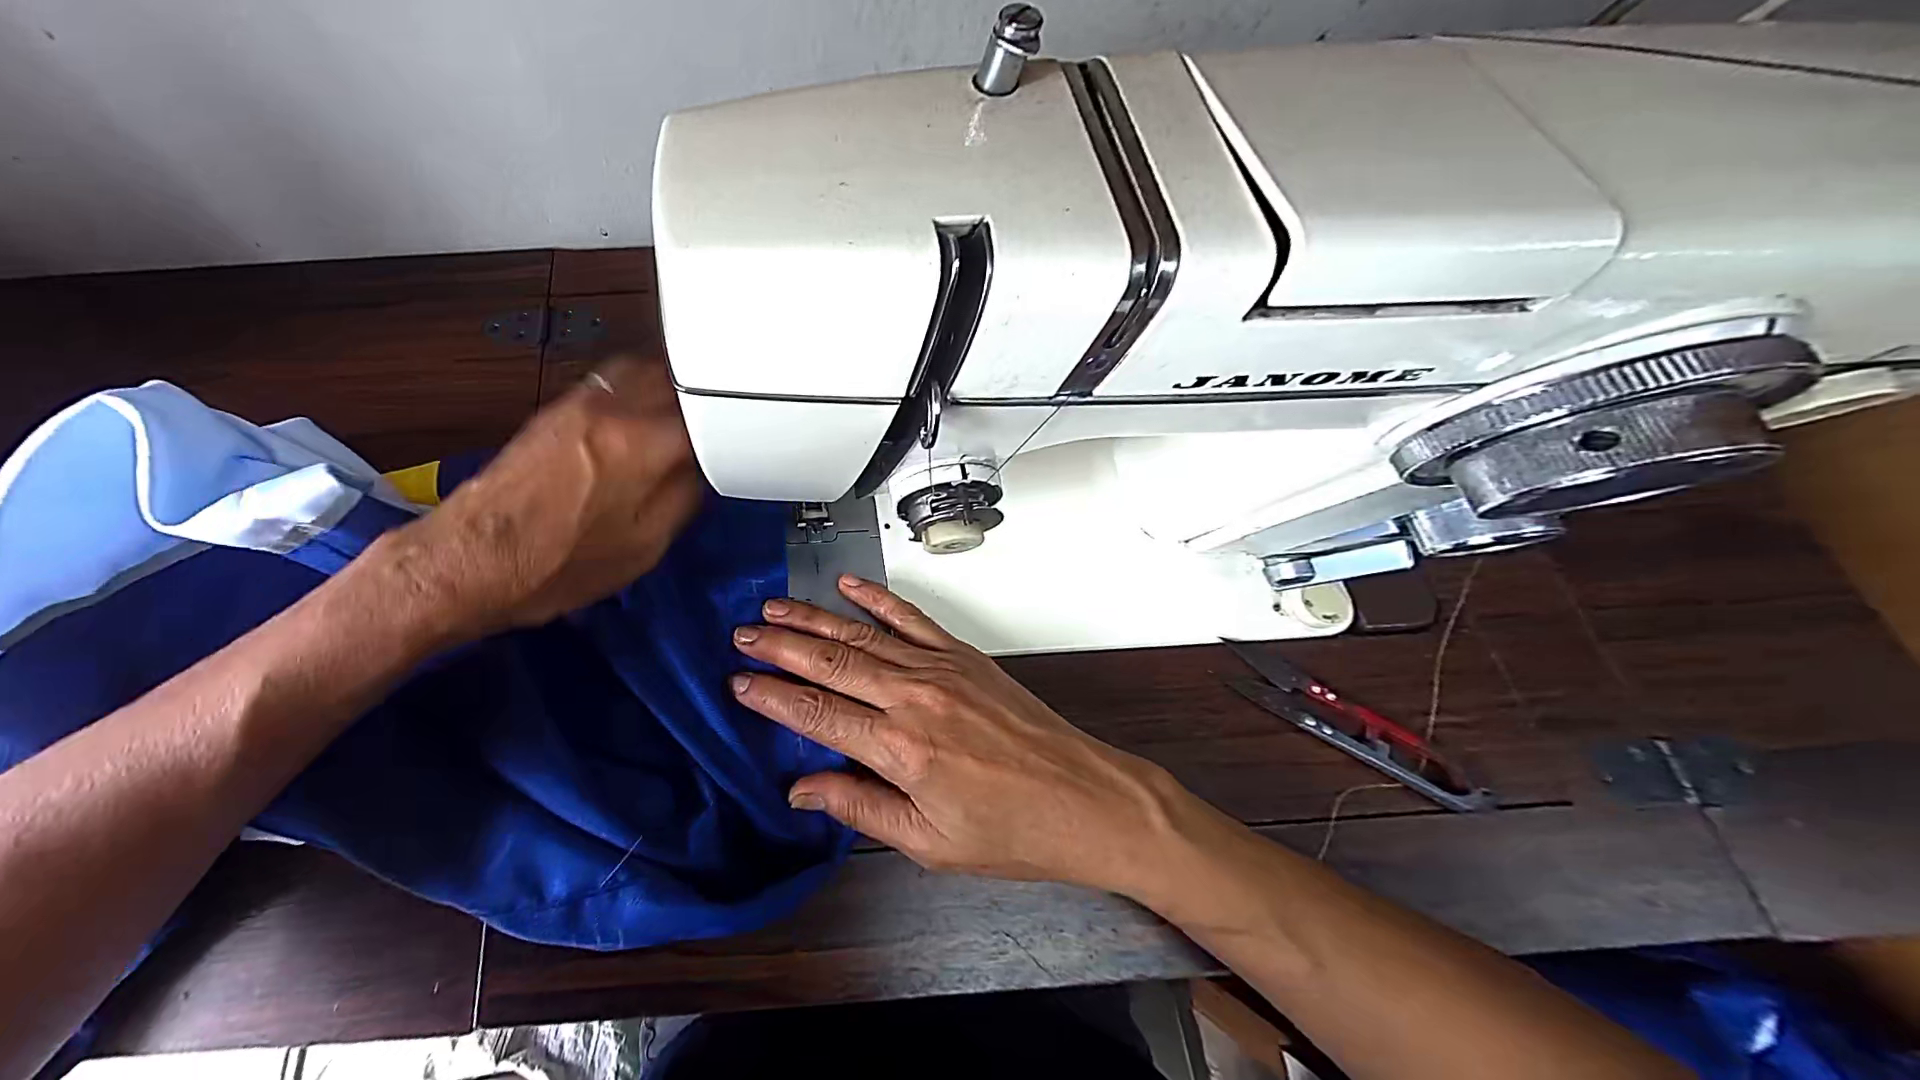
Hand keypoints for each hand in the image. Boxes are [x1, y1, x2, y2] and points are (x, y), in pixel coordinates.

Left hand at [372, 357, 702, 636]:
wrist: (470, 563)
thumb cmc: (557, 566)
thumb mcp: (647, 545)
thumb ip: (686, 496)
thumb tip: (704, 470)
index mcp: (642, 445)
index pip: (709, 413)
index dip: (734, 425)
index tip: (744, 439)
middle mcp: (610, 411)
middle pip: (677, 376)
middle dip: (706, 395)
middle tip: (724, 417)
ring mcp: (579, 404)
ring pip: (644, 368)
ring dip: (673, 386)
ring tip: (691, 413)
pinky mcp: (556, 411)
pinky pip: (614, 381)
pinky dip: (641, 388)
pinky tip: (649, 414)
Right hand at [729, 576, 1203, 898]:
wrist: (1082, 798)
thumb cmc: (1014, 829)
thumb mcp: (928, 842)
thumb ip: (859, 808)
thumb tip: (804, 791)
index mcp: (901, 750)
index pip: (816, 713)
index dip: (772, 697)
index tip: (740, 683)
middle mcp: (916, 699)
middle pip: (830, 662)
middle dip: (780, 646)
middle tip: (743, 635)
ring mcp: (942, 670)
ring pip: (862, 635)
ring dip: (814, 619)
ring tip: (775, 608)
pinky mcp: (965, 658)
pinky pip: (912, 620)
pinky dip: (877, 600)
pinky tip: (849, 587)